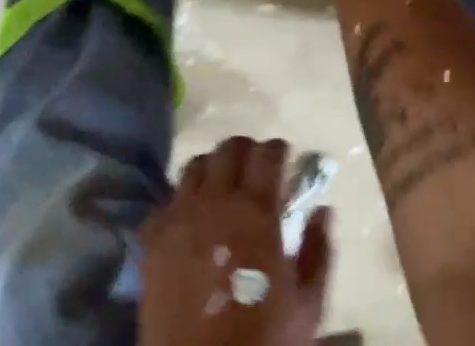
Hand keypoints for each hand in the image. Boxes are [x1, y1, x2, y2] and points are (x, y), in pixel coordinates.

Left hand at [140, 137, 333, 345]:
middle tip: (256, 165)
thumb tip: (322, 210)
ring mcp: (177, 214)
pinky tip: (193, 216)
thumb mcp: (308, 305)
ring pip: (193, 165)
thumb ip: (318, 251)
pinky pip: (167, 198)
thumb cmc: (264, 341)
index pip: (265, 155)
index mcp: (255, 213)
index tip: (284, 154)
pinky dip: (184, 197)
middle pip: (226, 149)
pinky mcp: (151, 235)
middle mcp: (213, 201)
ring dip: (212, 166)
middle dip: (245, 149)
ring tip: (224, 184)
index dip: (277, 149)